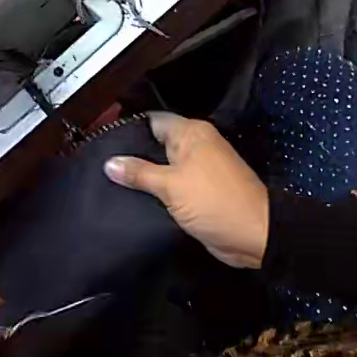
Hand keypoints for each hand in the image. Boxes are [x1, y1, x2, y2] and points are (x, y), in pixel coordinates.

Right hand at [104, 112, 269, 268]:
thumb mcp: (171, 186)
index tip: (103, 142)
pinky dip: (155, 189)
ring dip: (142, 174)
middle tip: (101, 165)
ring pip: (162, 165)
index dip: (128, 129)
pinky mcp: (198, 191)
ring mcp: (198, 169)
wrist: (254, 236)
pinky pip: (171, 184)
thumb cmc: (214, 202)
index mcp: (192, 133)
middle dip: (132, 153)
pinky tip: (132, 198)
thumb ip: (139, 173)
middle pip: (156, 142)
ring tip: (110, 182)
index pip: (152, 121)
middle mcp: (195, 146)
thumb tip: (109, 162)